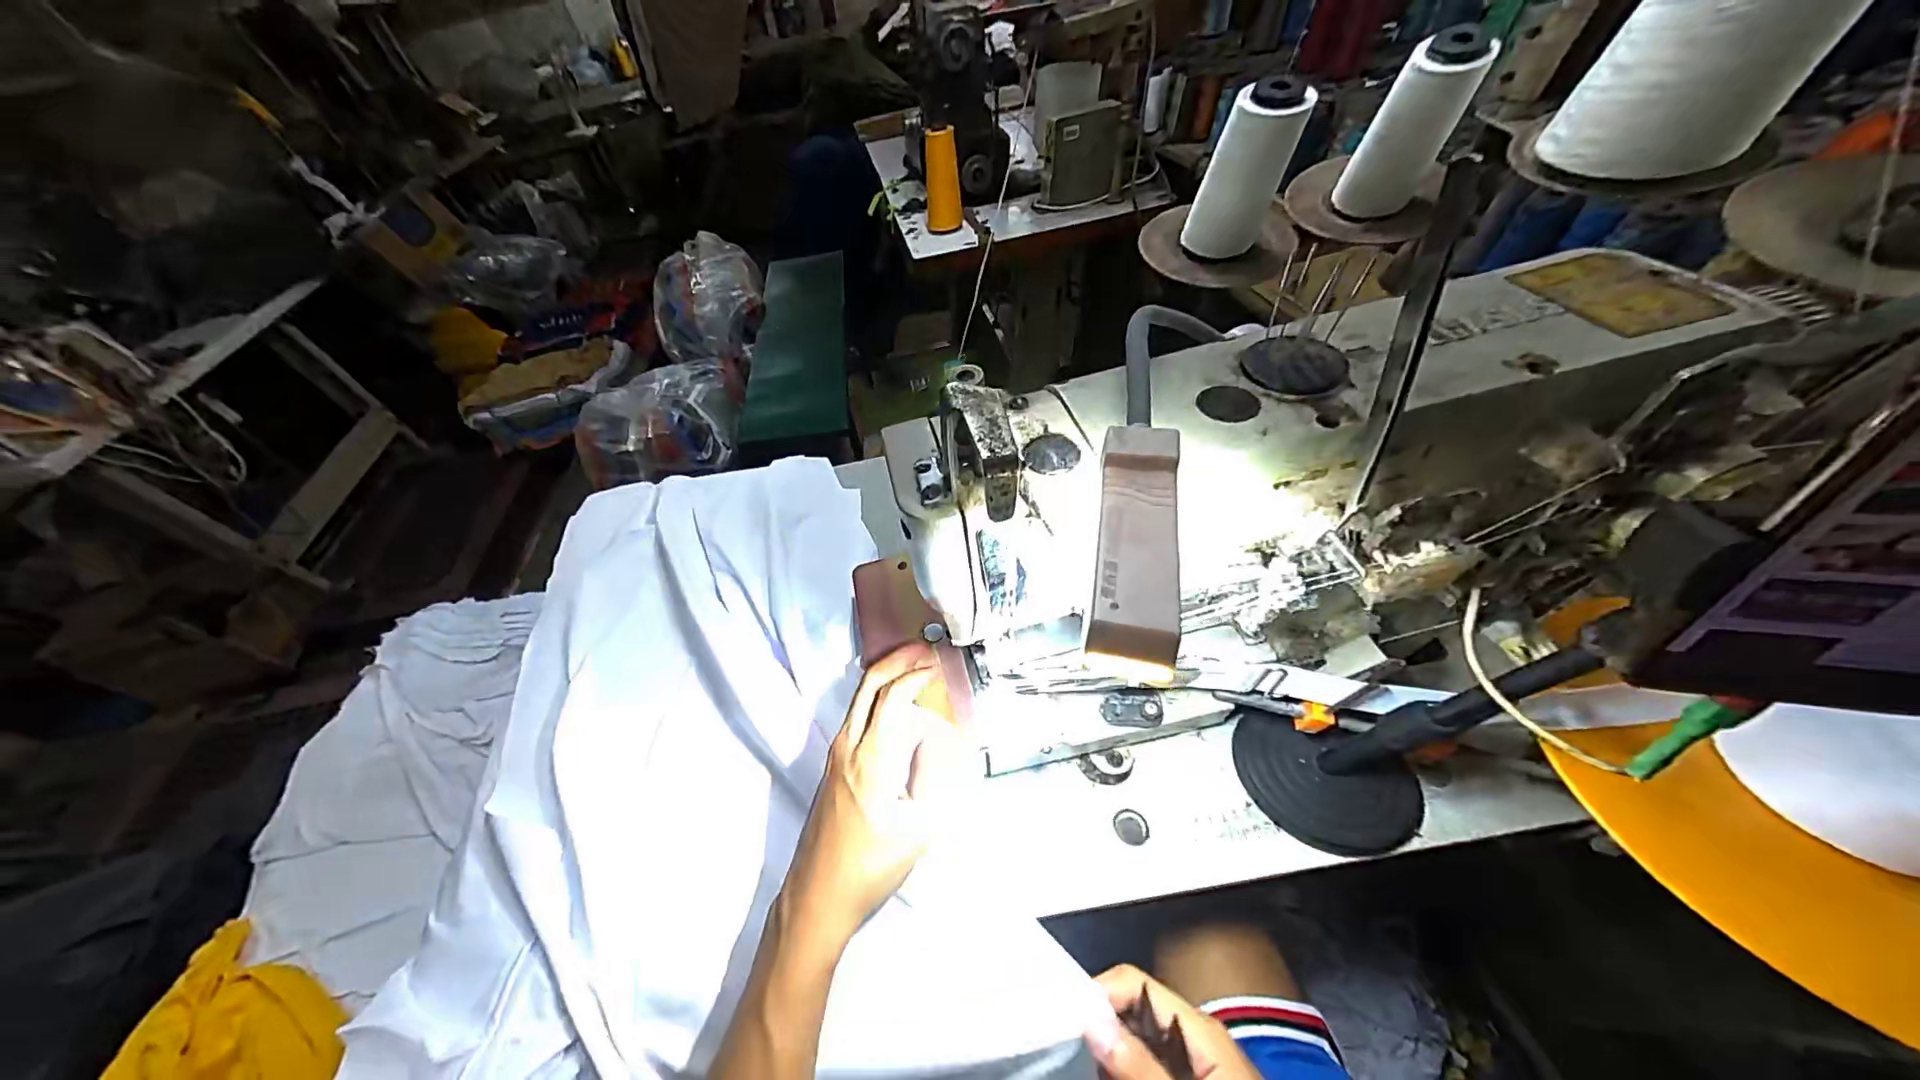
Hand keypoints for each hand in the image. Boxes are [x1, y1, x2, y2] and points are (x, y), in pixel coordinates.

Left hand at [779, 644, 966, 946]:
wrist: (817, 897)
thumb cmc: (868, 869)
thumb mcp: (916, 829)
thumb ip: (930, 778)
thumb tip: (942, 740)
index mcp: (870, 761)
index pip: (891, 698)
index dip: (915, 675)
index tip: (937, 664)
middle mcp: (847, 749)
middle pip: (867, 686)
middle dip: (896, 659)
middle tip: (923, 647)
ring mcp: (836, 756)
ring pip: (859, 699)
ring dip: (885, 676)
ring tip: (913, 667)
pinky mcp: (834, 767)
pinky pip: (856, 717)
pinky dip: (877, 698)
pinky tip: (896, 704)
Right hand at [1085, 966, 1262, 1079]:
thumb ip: (1140, 1066)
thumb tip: (1092, 1021)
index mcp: (1197, 1027)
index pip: (1132, 982)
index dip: (1097, 997)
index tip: (1065, 1026)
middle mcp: (1193, 1035)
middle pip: (1131, 1010)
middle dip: (1099, 1030)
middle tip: (1071, 1058)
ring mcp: (1193, 1062)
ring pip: (1136, 1040)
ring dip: (1111, 1056)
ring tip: (1087, 1069)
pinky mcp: (1191, 1079)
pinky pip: (1148, 1064)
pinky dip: (1127, 1071)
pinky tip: (1113, 1079)